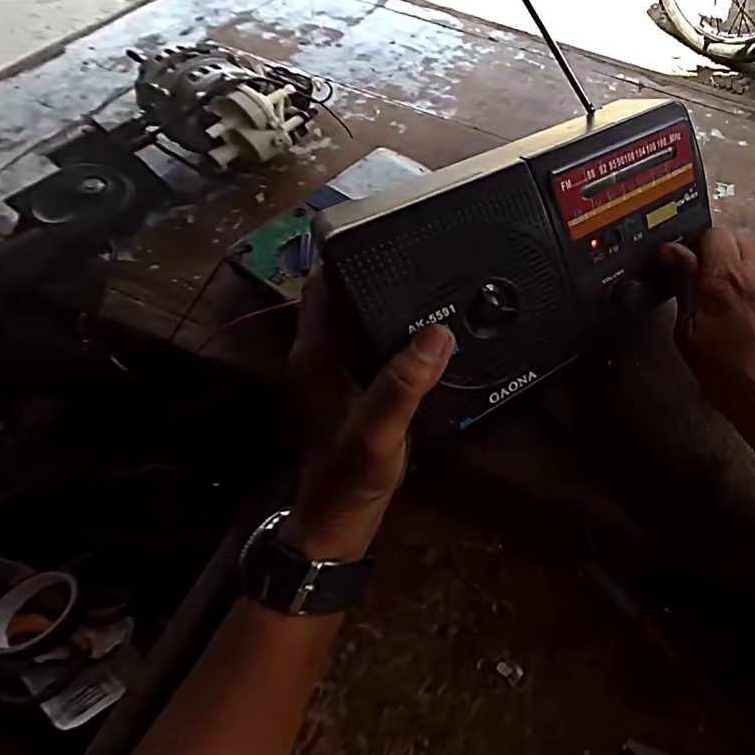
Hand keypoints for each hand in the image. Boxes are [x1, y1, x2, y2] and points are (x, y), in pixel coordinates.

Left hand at [282, 276, 453, 559]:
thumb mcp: (376, 431)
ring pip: (367, 317)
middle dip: (380, 269)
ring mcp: (344, 371)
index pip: (324, 287)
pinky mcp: (365, 385)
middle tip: (428, 251)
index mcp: (316, 355)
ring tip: (438, 279)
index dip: (347, 254)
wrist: (343, 523)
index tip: (388, 231)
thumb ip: (403, 384)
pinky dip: (404, 327)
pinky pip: (383, 340)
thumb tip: (437, 333)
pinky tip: (435, 327)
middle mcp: (325, 355)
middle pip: (349, 296)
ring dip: (394, 298)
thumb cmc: (348, 477)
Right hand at [660, 229, 754, 455]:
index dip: (700, 250)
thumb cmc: (733, 378)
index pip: (711, 233)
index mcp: (724, 276)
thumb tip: (673, 254)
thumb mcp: (690, 336)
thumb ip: (684, 286)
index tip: (694, 270)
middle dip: (724, 258)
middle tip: (715, 289)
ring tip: (742, 305)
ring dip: (748, 270)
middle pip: (738, 240)